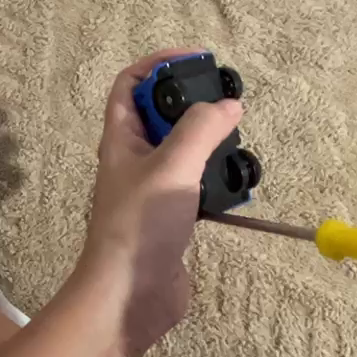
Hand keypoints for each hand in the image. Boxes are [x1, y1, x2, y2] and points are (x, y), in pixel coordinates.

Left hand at [68, 50, 241, 356]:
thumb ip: (200, 131)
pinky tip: (237, 185)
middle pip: (161, 114)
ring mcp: (153, 188)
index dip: (157, 64)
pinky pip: (197, 185)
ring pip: (183, 150)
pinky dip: (217, 179)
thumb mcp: (171, 167)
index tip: (196, 59)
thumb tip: (229, 104)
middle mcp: (134, 158)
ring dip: (209, 143)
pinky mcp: (173, 216)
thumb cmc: (139, 226)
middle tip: (226, 104)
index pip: (129, 84)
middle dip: (192, 103)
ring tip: (235, 144)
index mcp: (120, 138)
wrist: (130, 297)